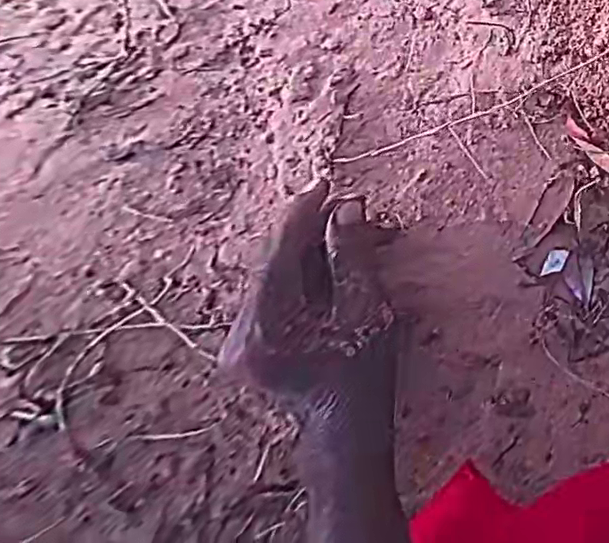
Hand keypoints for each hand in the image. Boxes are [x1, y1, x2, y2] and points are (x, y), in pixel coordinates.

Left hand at [221, 183, 397, 428]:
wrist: (343, 424)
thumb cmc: (362, 370)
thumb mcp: (367, 309)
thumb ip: (353, 257)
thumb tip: (346, 208)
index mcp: (269, 327)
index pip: (278, 254)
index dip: (302, 214)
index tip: (324, 184)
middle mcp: (243, 333)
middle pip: (275, 261)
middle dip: (315, 230)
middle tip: (354, 209)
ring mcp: (241, 340)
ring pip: (276, 273)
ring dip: (315, 248)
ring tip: (355, 233)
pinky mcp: (250, 341)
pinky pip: (277, 289)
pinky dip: (307, 269)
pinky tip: (335, 260)